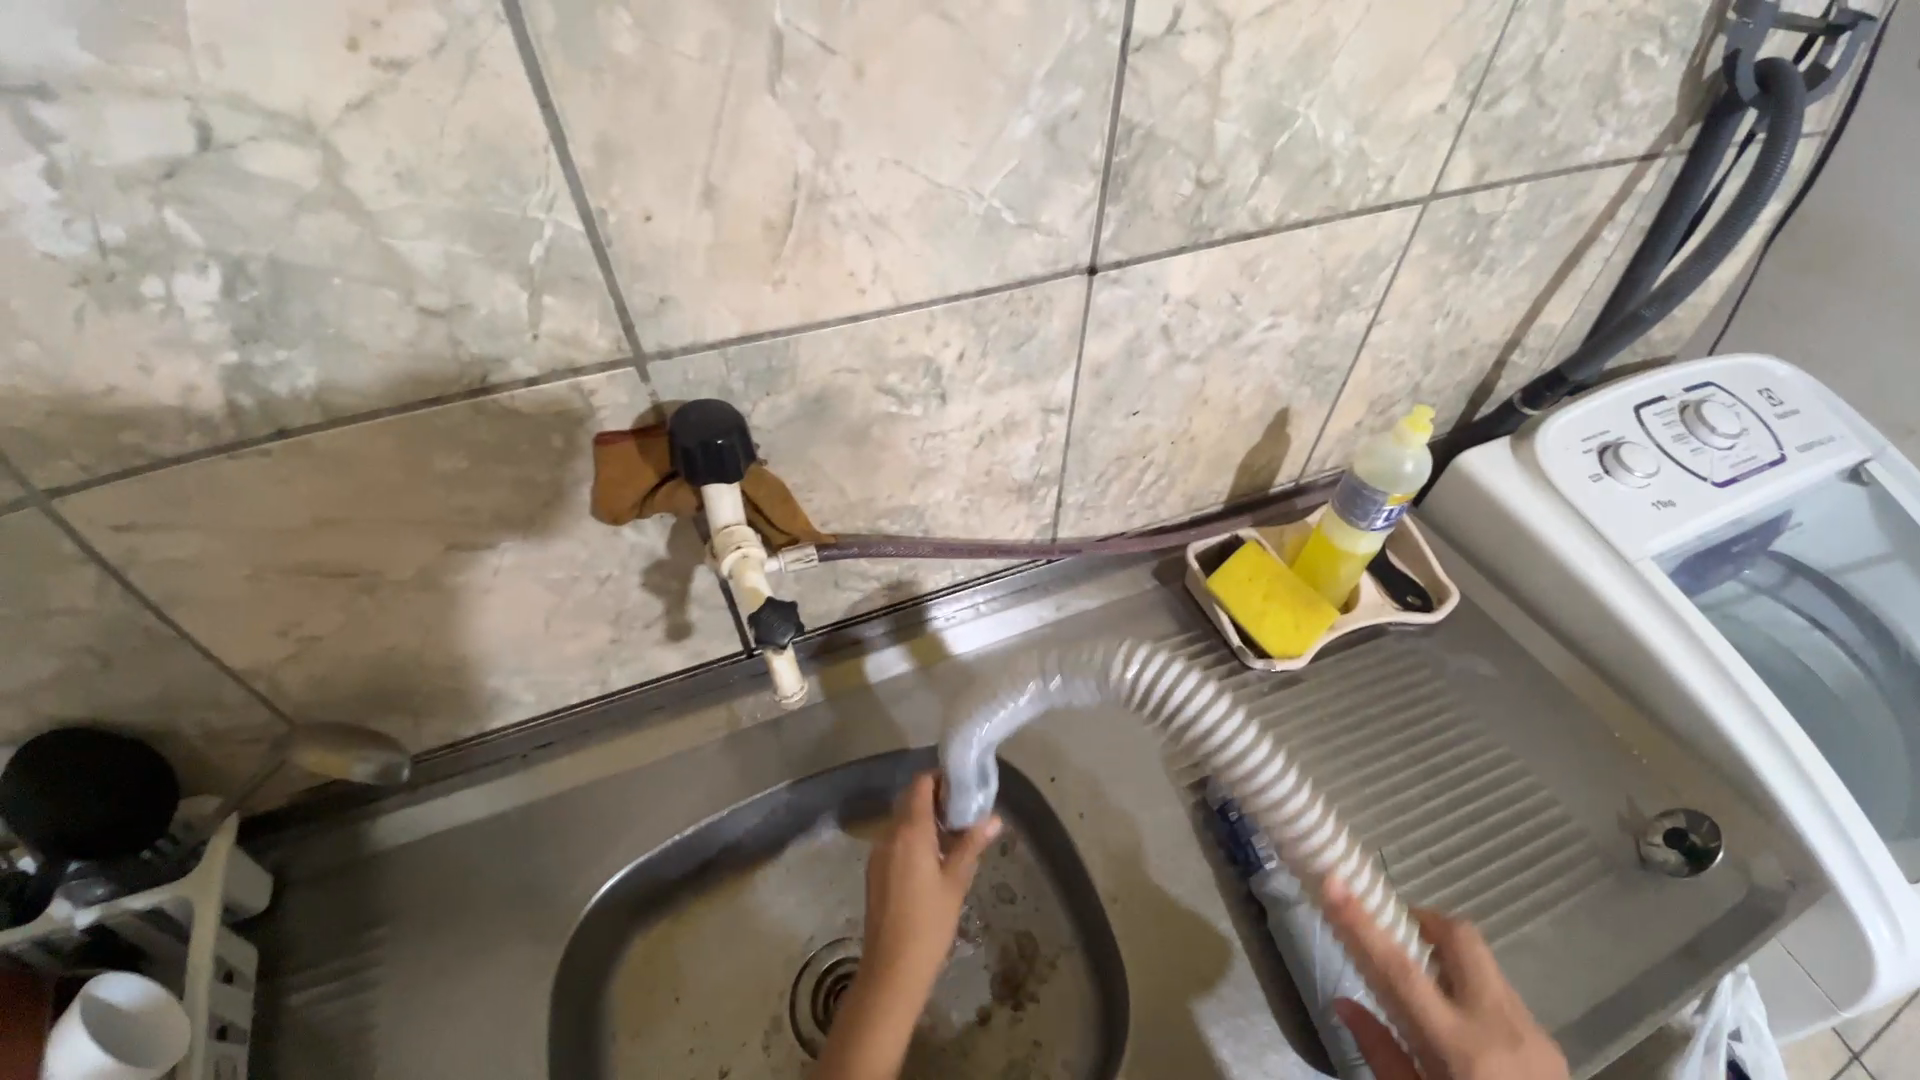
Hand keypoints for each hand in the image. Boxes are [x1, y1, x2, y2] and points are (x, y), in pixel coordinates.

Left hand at [815, 773, 1001, 1079]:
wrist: (891, 968)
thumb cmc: (929, 923)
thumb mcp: (956, 882)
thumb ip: (971, 845)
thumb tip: (993, 818)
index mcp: (910, 831)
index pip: (920, 785)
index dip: (940, 779)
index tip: (964, 786)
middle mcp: (889, 835)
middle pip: (910, 800)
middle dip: (936, 799)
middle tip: (965, 810)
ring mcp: (878, 853)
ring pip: (902, 821)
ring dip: (925, 819)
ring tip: (956, 835)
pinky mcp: (875, 871)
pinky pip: (896, 841)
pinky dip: (914, 838)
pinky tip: (935, 858)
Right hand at [1321, 878, 1568, 1079]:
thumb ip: (1381, 1053)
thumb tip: (1343, 1004)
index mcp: (1459, 1048)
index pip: (1399, 968)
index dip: (1362, 922)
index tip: (1334, 882)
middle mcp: (1500, 1026)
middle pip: (1460, 938)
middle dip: (1423, 920)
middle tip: (1394, 932)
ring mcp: (1533, 1030)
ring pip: (1483, 962)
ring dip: (1447, 958)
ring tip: (1423, 988)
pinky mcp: (1550, 1040)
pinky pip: (1500, 992)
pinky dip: (1469, 989)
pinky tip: (1459, 1027)